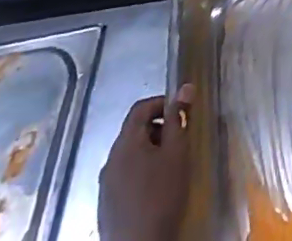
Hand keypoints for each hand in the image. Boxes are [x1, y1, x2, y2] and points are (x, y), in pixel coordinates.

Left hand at [98, 85, 193, 240]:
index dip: (161, 104)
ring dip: (148, 153)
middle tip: (178, 143)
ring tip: (168, 169)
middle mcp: (111, 156)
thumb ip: (179, 120)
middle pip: (133, 131)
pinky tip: (152, 192)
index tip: (180, 112)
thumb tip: (185, 87)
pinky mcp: (106, 203)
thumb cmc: (161, 197)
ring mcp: (105, 181)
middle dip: (156, 130)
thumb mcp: (176, 154)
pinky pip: (123, 177)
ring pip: (128, 155)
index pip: (140, 107)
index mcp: (126, 140)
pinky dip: (138, 174)